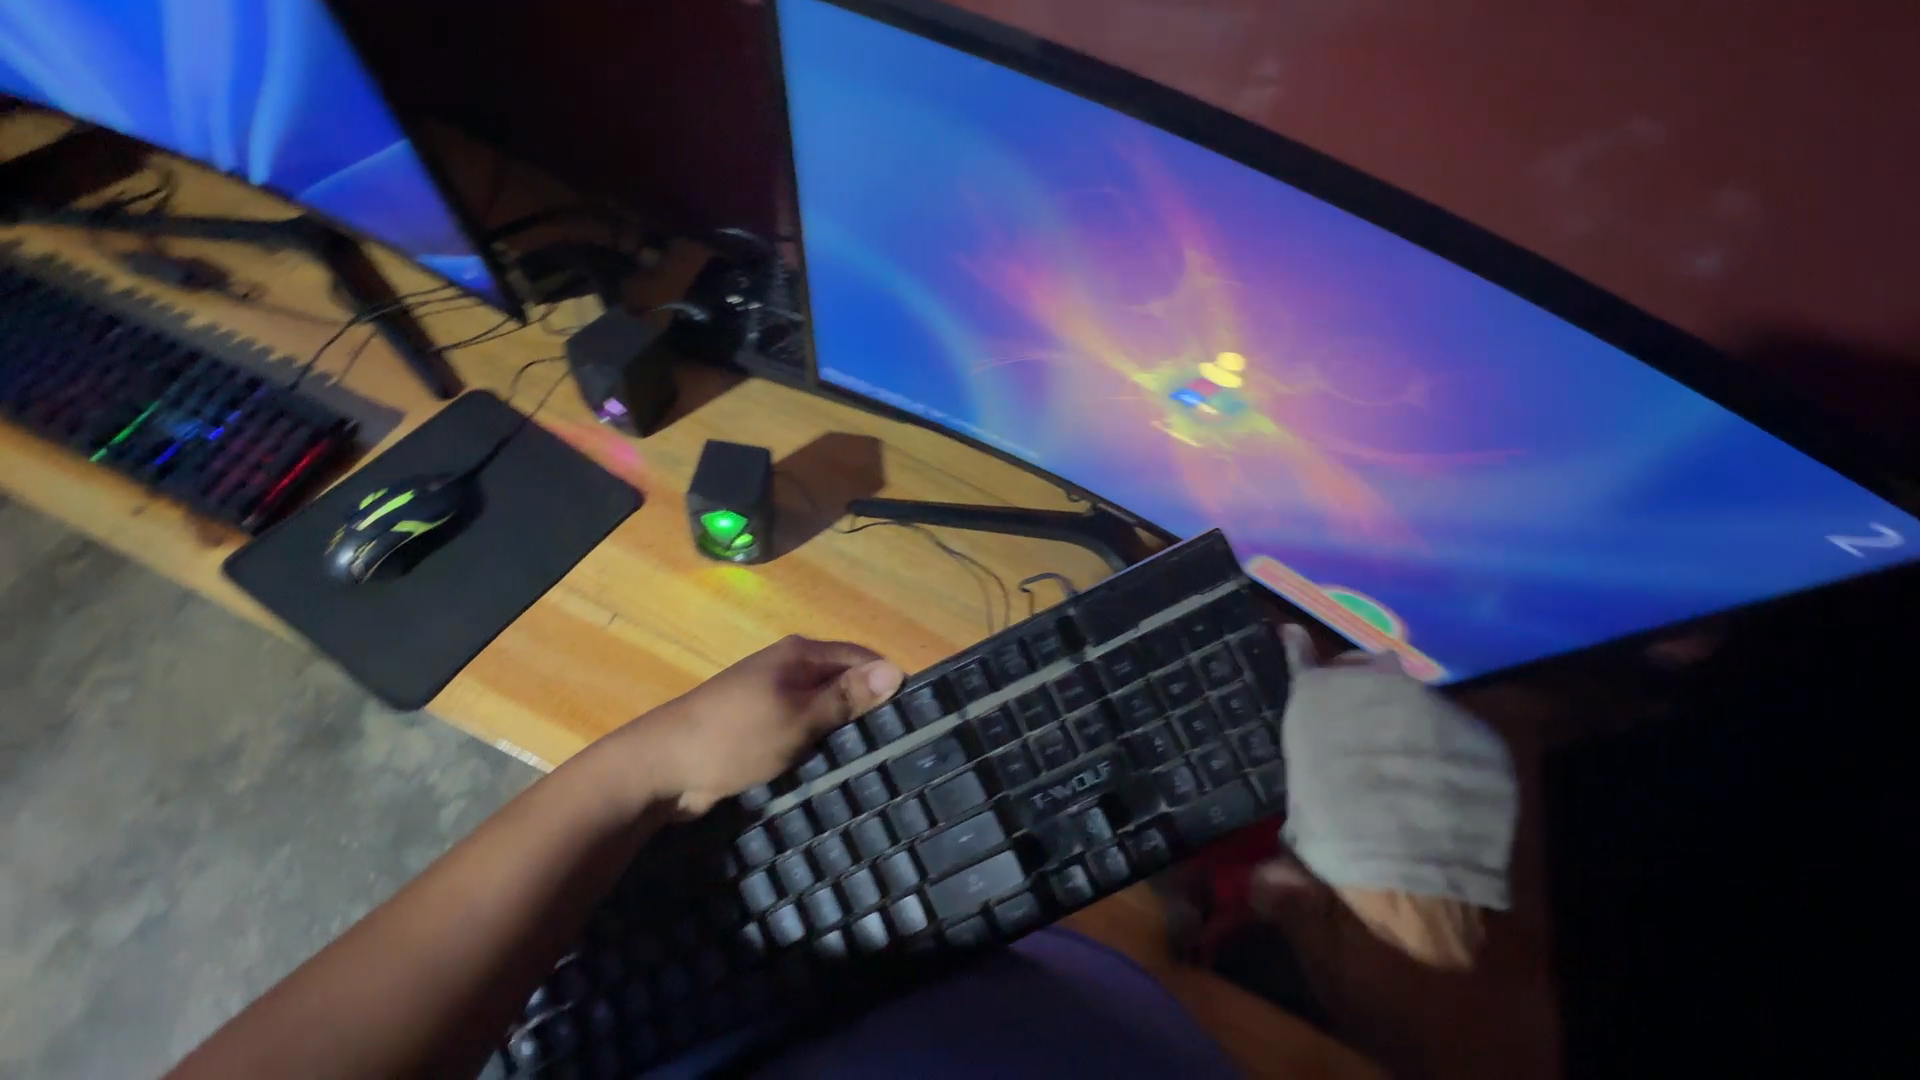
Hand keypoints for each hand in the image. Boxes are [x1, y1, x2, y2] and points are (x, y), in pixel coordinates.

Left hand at [619, 635, 903, 815]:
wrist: (662, 768)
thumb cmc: (735, 735)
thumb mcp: (798, 717)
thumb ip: (846, 696)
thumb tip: (897, 670)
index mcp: (801, 654)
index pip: (863, 658)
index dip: (888, 682)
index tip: (916, 718)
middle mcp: (790, 668)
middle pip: (845, 682)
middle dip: (870, 709)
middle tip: (901, 747)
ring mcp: (774, 698)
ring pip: (826, 710)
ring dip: (845, 731)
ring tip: (877, 763)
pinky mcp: (762, 726)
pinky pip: (805, 729)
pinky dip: (821, 744)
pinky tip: (837, 768)